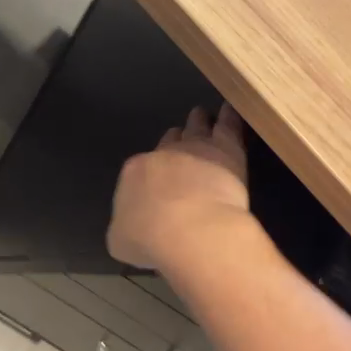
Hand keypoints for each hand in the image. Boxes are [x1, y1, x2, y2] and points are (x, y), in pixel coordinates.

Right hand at [108, 103, 261, 271]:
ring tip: (199, 115)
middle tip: (178, 142)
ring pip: (195, 128)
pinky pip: (228, 126)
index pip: (139, 168)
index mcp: (134, 173)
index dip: (148, 175)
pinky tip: (230, 109)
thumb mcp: (120, 241)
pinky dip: (228, 117)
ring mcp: (196, 150)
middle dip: (172, 143)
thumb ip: (124, 228)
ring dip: (196, 122)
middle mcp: (162, 155)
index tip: (155, 185)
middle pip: (168, 143)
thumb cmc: (149, 239)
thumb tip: (129, 228)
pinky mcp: (227, 152)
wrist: (189, 229)